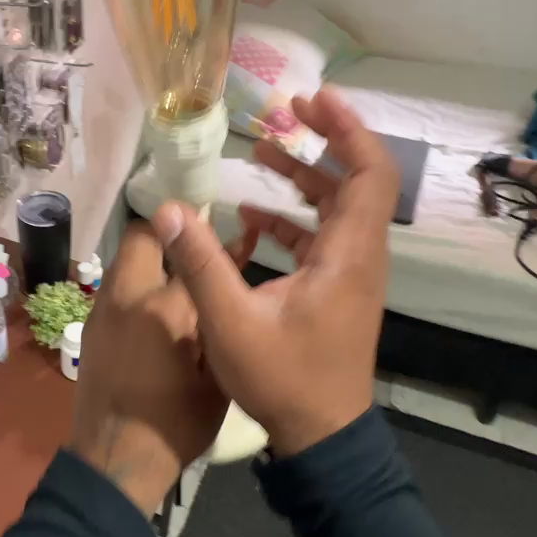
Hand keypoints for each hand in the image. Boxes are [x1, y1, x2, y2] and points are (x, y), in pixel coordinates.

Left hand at [70, 222, 228, 514]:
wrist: (115, 460)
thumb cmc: (177, 425)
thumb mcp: (218, 377)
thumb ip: (223, 324)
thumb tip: (229, 285)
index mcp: (166, 309)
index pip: (195, 256)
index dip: (221, 245)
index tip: (238, 240)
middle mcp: (128, 297)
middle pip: (143, 236)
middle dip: (168, 233)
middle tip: (193, 249)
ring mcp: (102, 309)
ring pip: (123, 260)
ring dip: (148, 259)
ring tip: (176, 279)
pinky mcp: (89, 326)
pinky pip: (113, 287)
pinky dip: (134, 285)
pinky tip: (153, 309)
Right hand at [152, 90, 397, 456]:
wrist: (321, 436)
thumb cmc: (283, 379)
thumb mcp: (230, 321)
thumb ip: (199, 262)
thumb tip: (167, 209)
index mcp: (347, 256)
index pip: (369, 173)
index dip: (347, 130)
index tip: (311, 100)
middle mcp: (358, 258)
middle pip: (356, 181)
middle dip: (322, 141)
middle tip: (283, 113)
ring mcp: (349, 276)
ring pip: (336, 210)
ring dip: (303, 179)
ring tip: (259, 153)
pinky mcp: (335, 292)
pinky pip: (320, 239)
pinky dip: (291, 219)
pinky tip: (251, 220)